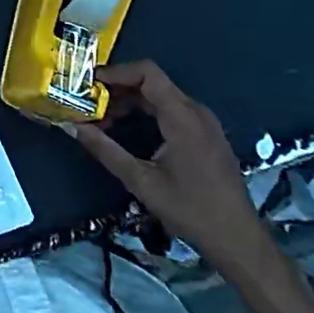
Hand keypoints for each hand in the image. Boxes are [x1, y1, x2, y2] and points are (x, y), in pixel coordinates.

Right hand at [68, 60, 271, 270]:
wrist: (239, 241)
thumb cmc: (191, 210)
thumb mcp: (141, 181)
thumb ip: (105, 150)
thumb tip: (73, 126)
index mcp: (183, 118)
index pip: (148, 73)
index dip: (116, 72)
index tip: (89, 84)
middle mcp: (196, 113)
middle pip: (151, 83)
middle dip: (117, 89)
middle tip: (90, 104)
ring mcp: (204, 124)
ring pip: (160, 97)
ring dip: (130, 102)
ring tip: (104, 121)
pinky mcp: (206, 135)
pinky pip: (171, 110)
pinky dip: (146, 112)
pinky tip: (129, 131)